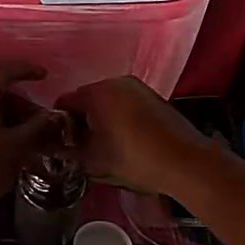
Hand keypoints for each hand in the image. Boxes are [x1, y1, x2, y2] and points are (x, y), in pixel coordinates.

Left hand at [0, 64, 61, 228]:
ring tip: (29, 131)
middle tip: (41, 115)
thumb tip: (54, 116)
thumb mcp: (16, 148)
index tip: (44, 75)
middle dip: (19, 98)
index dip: (25, 70)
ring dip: (7, 113)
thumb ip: (37, 128)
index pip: (2, 70)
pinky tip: (8, 141)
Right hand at [57, 77, 212, 195]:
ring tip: (103, 143)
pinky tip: (123, 137)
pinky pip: (124, 102)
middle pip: (86, 98)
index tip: (62, 142)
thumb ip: (71, 151)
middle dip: (81, 119)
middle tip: (81, 144)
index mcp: (98, 93)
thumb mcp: (95, 160)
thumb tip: (59, 148)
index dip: (59, 123)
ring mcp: (137, 87)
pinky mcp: (152, 96)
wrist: (185, 162)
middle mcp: (116, 82)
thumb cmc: (135, 159)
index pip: (65, 102)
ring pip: (107, 99)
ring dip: (100, 117)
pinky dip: (118, 115)